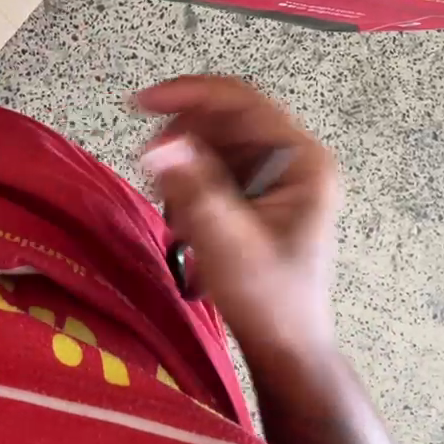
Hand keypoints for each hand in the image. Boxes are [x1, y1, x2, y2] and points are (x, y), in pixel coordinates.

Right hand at [138, 76, 342, 353]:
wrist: (285, 350)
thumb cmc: (268, 300)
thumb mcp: (228, 244)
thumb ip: (194, 190)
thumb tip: (157, 145)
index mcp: (302, 159)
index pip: (240, 100)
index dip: (189, 93)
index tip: (141, 103)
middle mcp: (291, 157)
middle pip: (221, 118)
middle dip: (180, 141)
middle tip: (153, 174)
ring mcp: (273, 173)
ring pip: (210, 140)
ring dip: (181, 167)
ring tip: (176, 213)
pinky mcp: (254, 190)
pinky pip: (209, 164)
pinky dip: (186, 183)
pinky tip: (183, 221)